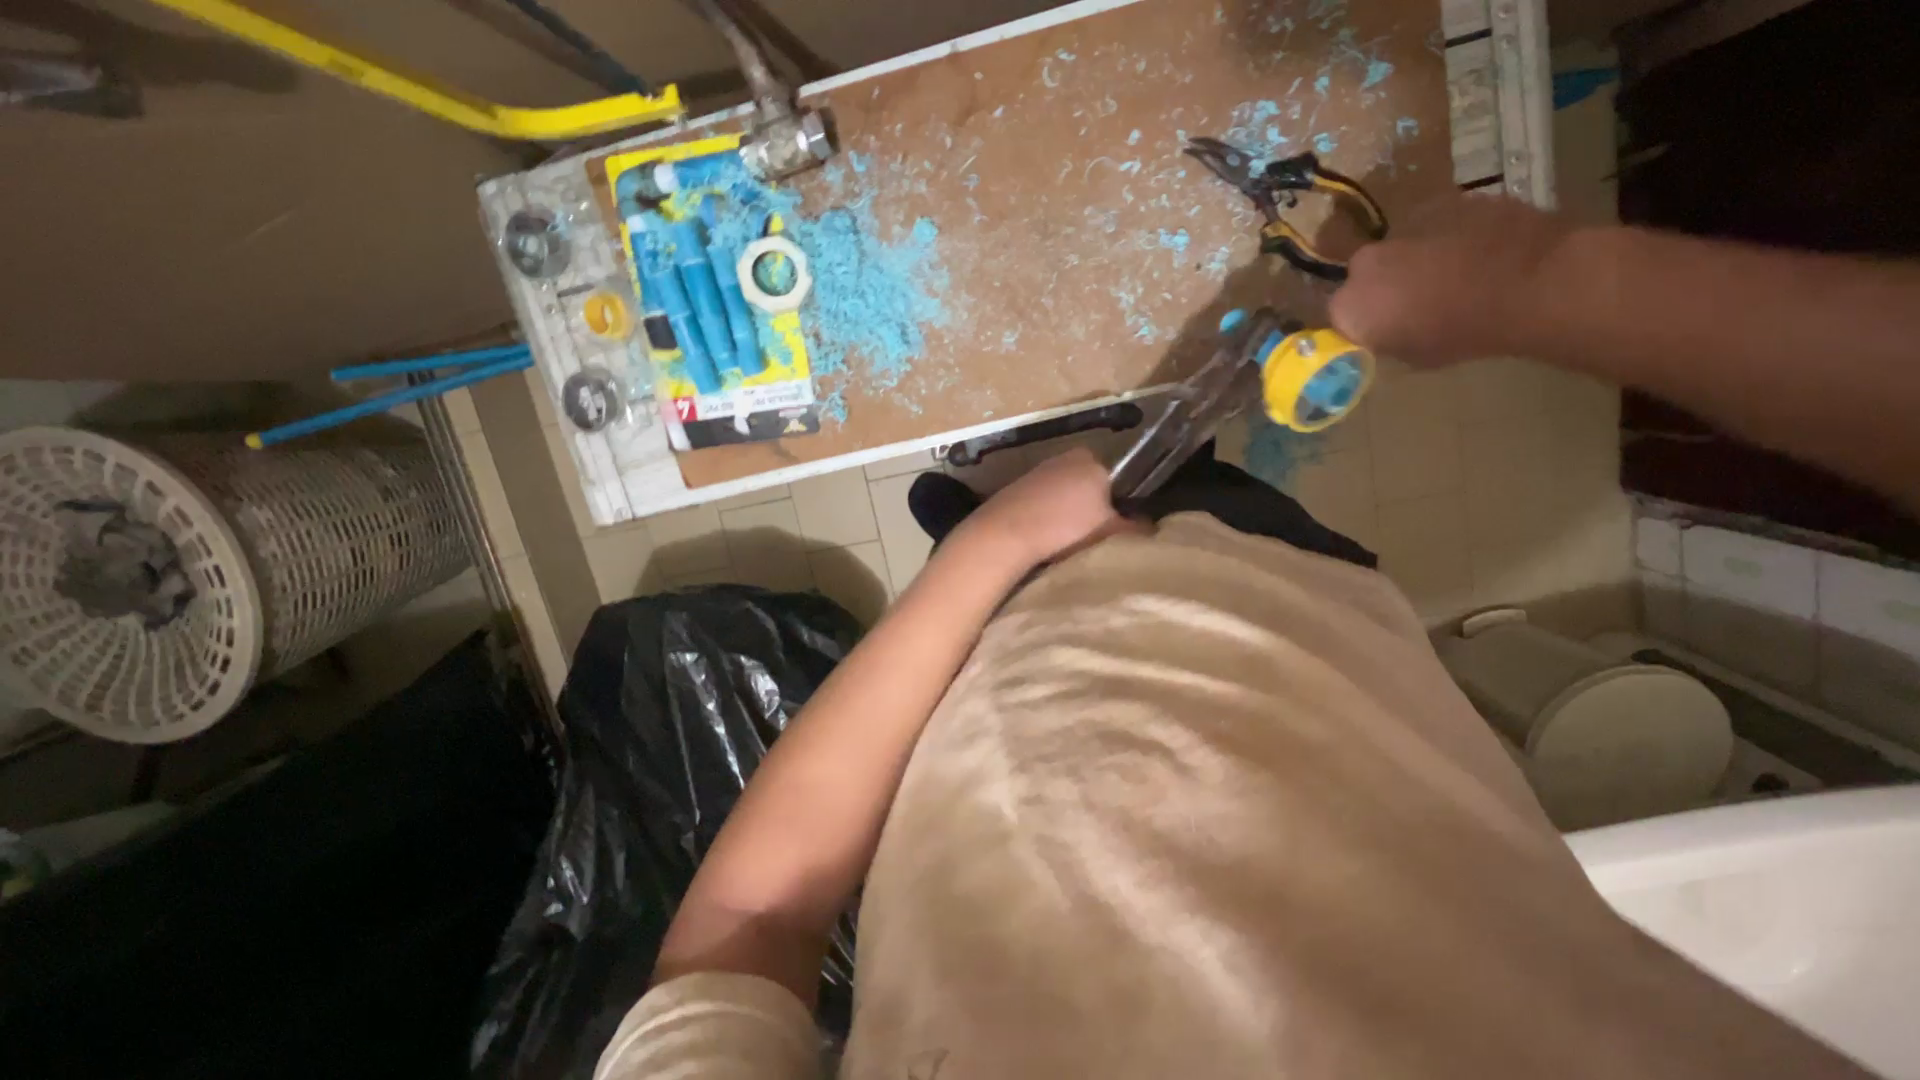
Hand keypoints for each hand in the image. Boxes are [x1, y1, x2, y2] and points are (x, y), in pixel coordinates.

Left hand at [954, 447, 1129, 566]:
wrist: (1005, 533)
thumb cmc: (1066, 527)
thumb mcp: (1110, 533)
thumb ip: (1136, 529)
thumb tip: (1151, 528)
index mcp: (1094, 460)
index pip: (1117, 479)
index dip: (1119, 504)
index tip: (1115, 527)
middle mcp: (1066, 456)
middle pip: (1090, 485)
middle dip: (1092, 507)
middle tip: (1092, 537)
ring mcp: (1038, 469)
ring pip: (1064, 493)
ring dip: (1066, 512)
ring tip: (1066, 540)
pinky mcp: (1016, 485)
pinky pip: (1041, 500)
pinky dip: (1044, 514)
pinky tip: (1043, 535)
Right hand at [1330, 194, 1573, 366]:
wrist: (1528, 281)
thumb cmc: (1465, 332)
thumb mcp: (1415, 356)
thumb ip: (1388, 339)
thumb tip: (1386, 330)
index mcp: (1350, 305)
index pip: (1340, 316)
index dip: (1362, 323)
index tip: (1385, 330)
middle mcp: (1365, 261)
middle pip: (1365, 274)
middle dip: (1384, 285)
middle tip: (1417, 302)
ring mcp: (1402, 226)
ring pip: (1400, 246)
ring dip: (1415, 259)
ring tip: (1453, 275)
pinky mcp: (1442, 201)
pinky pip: (1436, 224)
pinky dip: (1448, 237)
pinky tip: (1477, 252)